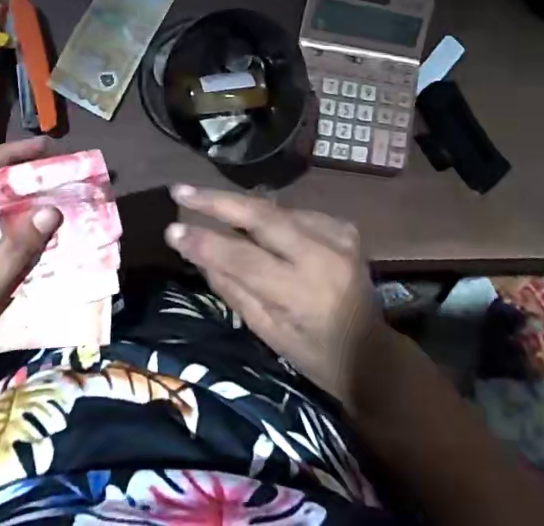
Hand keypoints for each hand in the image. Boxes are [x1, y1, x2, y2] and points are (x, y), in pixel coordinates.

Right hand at [165, 184, 385, 410]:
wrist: (373, 353)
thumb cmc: (312, 352)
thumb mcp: (266, 331)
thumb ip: (231, 286)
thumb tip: (194, 249)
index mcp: (301, 291)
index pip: (242, 257)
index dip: (203, 241)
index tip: (171, 230)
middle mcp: (322, 255)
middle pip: (260, 214)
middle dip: (215, 200)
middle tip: (180, 190)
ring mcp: (337, 235)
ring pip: (274, 208)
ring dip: (240, 207)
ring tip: (207, 204)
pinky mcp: (343, 226)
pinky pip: (293, 212)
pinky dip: (268, 216)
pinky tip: (255, 225)